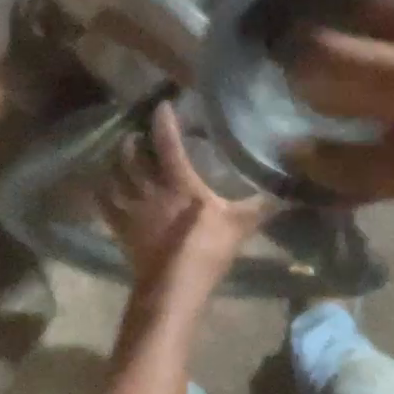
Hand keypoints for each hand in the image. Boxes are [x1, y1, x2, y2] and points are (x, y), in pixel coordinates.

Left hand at [97, 102, 266, 285]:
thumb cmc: (207, 252)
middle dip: (132, 141)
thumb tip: (293, 192)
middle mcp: (149, 189)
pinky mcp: (120, 228)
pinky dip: (101, 192)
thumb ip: (262, 207)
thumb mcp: (240, 226)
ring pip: (113, 176)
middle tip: (136, 134)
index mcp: (179, 183)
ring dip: (114, 163)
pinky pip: (104, 204)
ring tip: (118, 156)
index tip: (162, 104)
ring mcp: (131, 209)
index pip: (167, 142)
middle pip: (131, 156)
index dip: (164, 120)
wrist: (173, 288)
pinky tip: (102, 187)